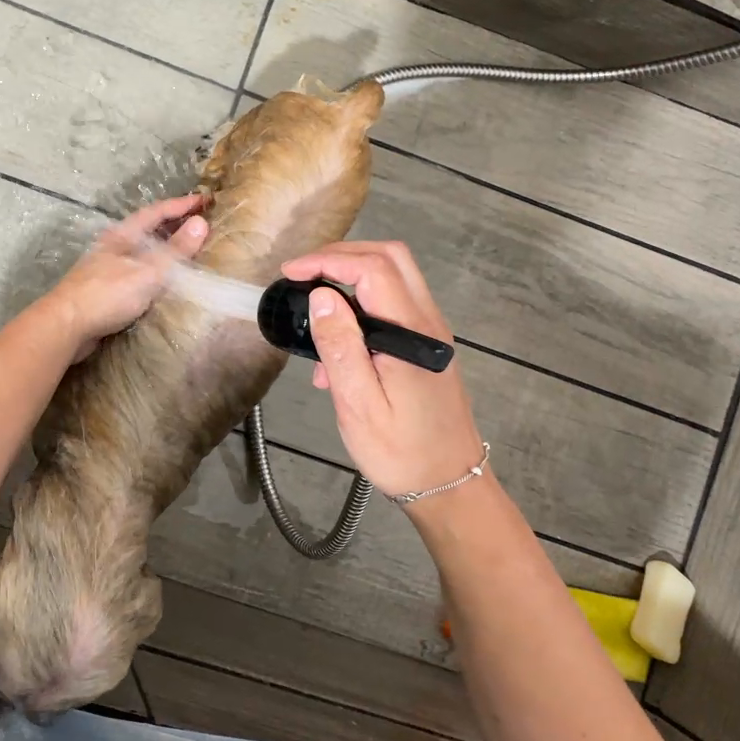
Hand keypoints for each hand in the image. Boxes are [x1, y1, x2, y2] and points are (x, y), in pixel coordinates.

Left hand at [38, 194, 208, 361]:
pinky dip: (155, 272)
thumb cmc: (106, 294)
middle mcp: (114, 247)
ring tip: (188, 252)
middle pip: (148, 230)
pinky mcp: (105, 291)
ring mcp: (107, 269)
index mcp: (122, 236)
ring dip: (164, 249)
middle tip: (201, 224)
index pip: (156, 212)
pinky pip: (137, 274)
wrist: (65, 326)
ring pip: (142, 252)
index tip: (206, 200)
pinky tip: (164, 283)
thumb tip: (201, 222)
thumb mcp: (147, 272)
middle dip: (174, 225)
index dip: (181, 205)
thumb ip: (175, 251)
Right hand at [281, 242, 483, 502]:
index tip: (289, 273)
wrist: (450, 486)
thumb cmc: (399, 451)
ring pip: (395, 275)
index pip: (372, 269)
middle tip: (301, 272)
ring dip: (352, 273)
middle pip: (391, 257)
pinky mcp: (425, 346)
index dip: (327, 261)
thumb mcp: (358, 404)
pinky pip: (394, 304)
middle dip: (342, 254)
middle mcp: (427, 323)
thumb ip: (340, 347)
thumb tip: (321, 296)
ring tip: (312, 298)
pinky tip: (335, 342)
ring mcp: (430, 333)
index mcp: (411, 334)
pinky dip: (361, 300)